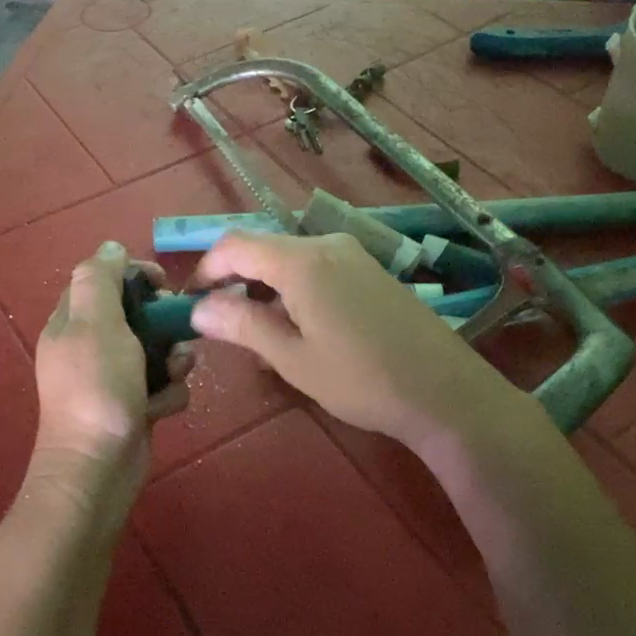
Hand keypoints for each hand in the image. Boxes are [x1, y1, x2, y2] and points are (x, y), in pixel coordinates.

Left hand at [31, 242, 192, 520]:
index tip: (163, 283)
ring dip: (172, 360)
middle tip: (176, 330)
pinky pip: (161, 385)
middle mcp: (89, 347)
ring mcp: (111, 379)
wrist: (98, 466)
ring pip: (156, 350)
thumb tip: (111, 247)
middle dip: (162, 322)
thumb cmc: (98, 388)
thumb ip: (101, 279)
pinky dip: (167, 393)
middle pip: (136, 314)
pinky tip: (162, 407)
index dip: (135, 274)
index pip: (103, 280)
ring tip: (174, 373)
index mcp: (71, 322)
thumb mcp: (96, 323)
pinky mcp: (132, 406)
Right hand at [189, 231, 531, 450]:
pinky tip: (300, 328)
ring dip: (265, 287)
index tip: (191, 304)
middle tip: (222, 326)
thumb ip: (243, 325)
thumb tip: (198, 309)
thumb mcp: (293, 358)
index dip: (206, 269)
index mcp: (303, 261)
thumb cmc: (361, 379)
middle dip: (235, 281)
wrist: (444, 391)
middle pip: (264, 248)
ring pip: (291, 259)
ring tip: (259, 334)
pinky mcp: (372, 272)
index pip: (235, 244)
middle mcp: (327, 244)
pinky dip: (295, 289)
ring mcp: (355, 256)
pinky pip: (318, 268)